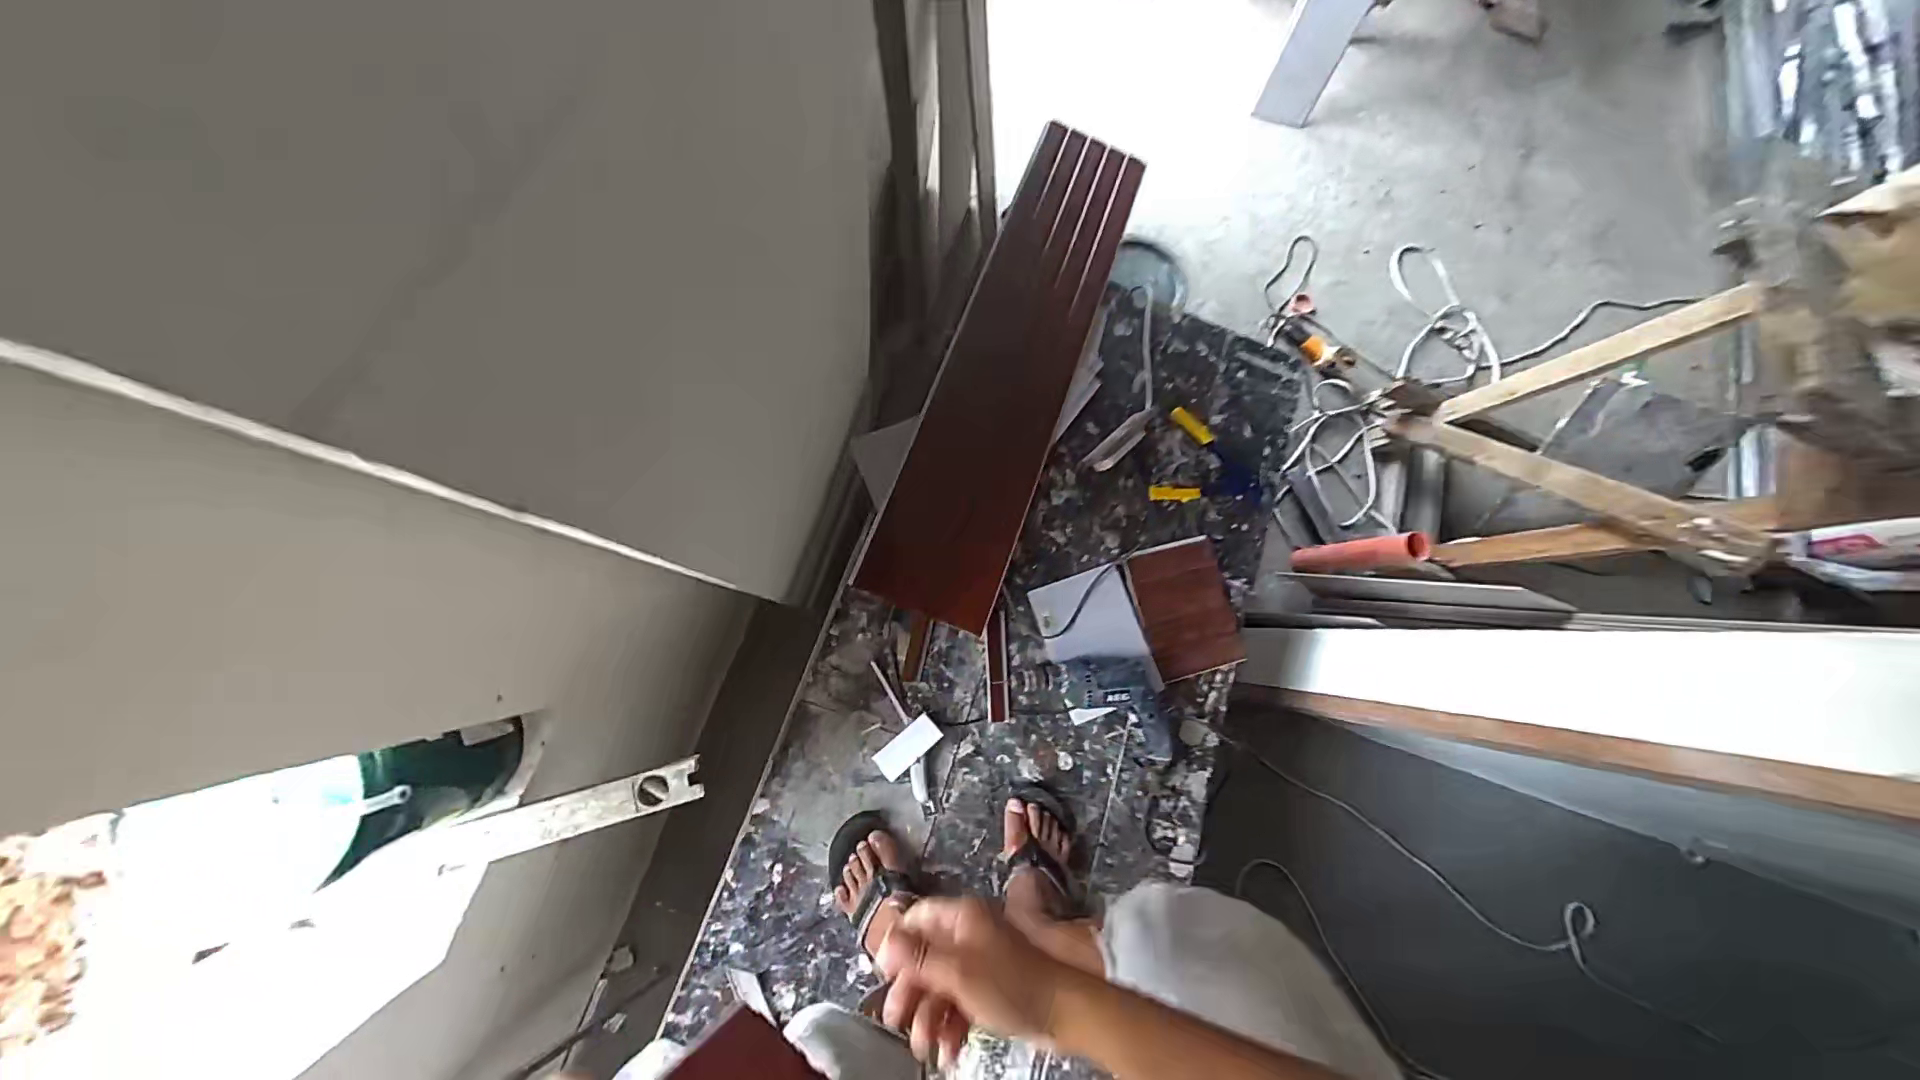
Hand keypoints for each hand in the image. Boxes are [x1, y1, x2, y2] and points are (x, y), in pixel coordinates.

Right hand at [873, 897, 1074, 1065]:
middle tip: (896, 1020)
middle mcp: (967, 934)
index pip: (918, 917)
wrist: (1062, 1012)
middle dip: (910, 991)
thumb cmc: (1010, 983)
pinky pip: (958, 1002)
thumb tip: (884, 942)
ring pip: (940, 984)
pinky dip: (950, 1025)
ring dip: (929, 1016)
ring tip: (926, 1047)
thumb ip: (919, 956)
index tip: (884, 974)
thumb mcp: (959, 971)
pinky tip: (948, 1050)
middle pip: (924, 956)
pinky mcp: (989, 989)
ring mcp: (979, 962)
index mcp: (961, 918)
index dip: (898, 943)